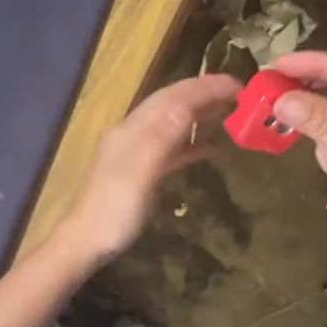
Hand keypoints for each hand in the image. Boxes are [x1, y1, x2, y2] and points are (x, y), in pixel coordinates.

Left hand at [52, 73, 242, 264]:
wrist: (86, 242)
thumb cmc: (114, 212)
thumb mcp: (139, 175)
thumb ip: (160, 138)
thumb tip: (187, 103)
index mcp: (132, 130)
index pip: (173, 97)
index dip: (205, 87)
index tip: (239, 85)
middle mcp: (133, 133)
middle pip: (171, 103)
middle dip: (203, 93)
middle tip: (240, 93)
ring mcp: (135, 152)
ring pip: (171, 122)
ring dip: (198, 112)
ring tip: (229, 111)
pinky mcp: (140, 171)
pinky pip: (170, 148)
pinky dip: (191, 142)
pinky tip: (210, 148)